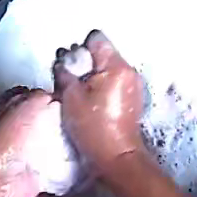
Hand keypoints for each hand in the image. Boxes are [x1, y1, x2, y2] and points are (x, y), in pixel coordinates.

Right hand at [52, 30, 148, 170]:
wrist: (116, 158)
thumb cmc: (95, 129)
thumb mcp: (71, 97)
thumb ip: (65, 73)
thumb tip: (63, 63)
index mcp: (116, 67)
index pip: (96, 39)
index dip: (79, 49)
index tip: (71, 66)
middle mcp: (129, 72)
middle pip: (102, 53)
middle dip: (85, 63)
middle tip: (72, 81)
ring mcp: (133, 85)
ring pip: (107, 67)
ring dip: (92, 76)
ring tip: (80, 94)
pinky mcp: (132, 98)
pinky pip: (113, 81)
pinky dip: (101, 86)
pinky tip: (91, 102)